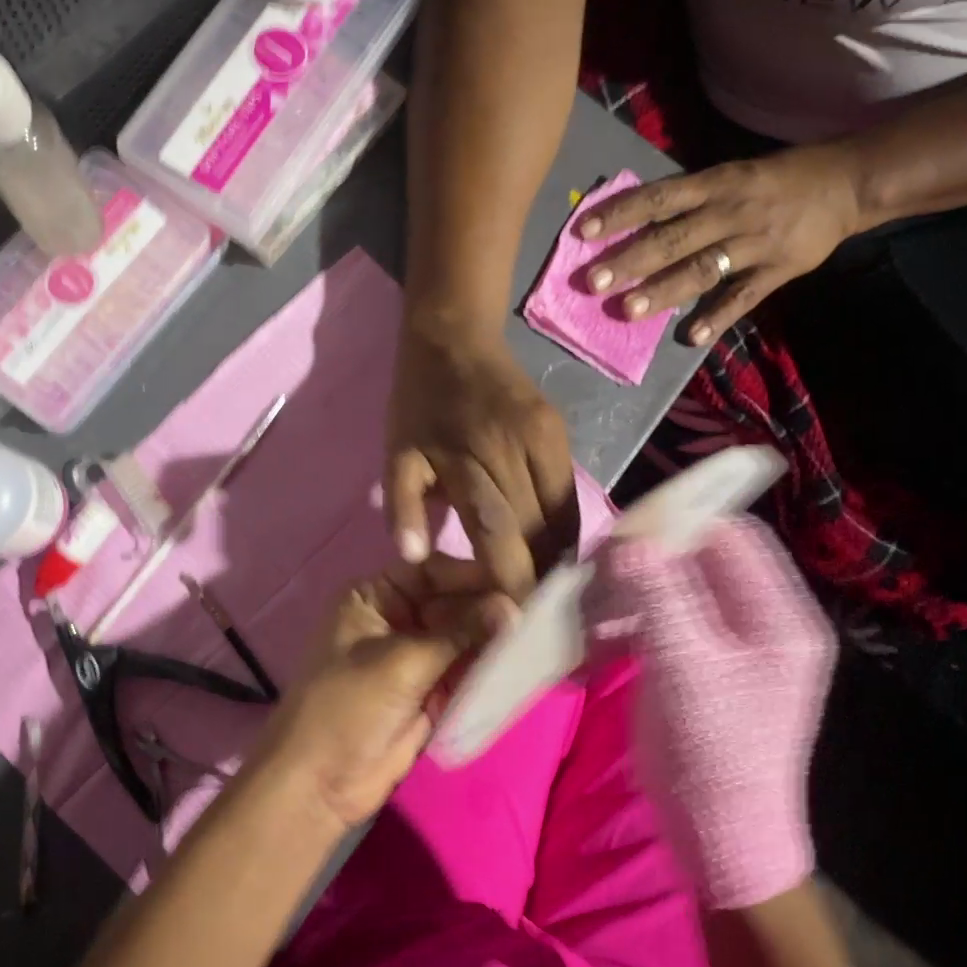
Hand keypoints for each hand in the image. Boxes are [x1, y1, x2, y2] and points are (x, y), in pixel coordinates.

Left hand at [258, 557, 515, 827]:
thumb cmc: (347, 707)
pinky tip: (523, 661)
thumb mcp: (401, 663)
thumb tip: (513, 607)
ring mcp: (415, 656)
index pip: (432, 571)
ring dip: (494, 638)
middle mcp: (397, 617)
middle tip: (534, 613)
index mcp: (375, 597)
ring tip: (535, 635)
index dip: (473, 574)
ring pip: (464, 636)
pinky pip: (466, 670)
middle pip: (453, 602)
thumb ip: (458, 634)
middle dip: (490, 607)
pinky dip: (489, 668)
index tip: (517, 580)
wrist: (320, 784)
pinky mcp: (431, 691)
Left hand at [386, 322, 576, 597]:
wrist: (453, 338)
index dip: (513, 585)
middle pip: (541, 535)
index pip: (501, 538)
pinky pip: (570, 495)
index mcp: (467, 464)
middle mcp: (515, 453)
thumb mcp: (396, 454)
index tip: (516, 627)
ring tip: (555, 598)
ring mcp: (546, 440)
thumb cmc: (418, 405)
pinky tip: (558, 555)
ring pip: (564, 518)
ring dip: (561, 561)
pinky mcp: (561, 432)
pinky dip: (566, 530)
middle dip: (543, 583)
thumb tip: (414, 560)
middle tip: (542, 623)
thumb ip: (401, 507)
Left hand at [576, 145, 866, 347]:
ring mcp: (756, 243)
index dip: (620, 214)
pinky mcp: (779, 270)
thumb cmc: (774, 179)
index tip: (582, 233)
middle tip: (593, 281)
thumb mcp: (730, 175)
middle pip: (674, 237)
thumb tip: (630, 220)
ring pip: (703, 268)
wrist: (849, 183)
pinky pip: (744, 297)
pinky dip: (718, 318)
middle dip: (631, 260)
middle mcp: (731, 211)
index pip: (659, 198)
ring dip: (664, 290)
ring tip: (629, 309)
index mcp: (716, 184)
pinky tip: (691, 338)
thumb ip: (687, 199)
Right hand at [584, 517, 836, 909]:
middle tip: (596, 565)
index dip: (684, 524)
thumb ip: (661, 599)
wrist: (720, 839)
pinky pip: (660, 623)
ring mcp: (724, 646)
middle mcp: (758, 622)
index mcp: (779, 618)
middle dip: (648, 560)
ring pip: (674, 591)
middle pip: (701, 562)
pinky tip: (594, 635)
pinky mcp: (693, 668)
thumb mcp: (688, 670)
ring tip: (588, 603)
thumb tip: (629, 537)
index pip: (736, 538)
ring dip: (631, 593)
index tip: (626, 527)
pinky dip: (628, 623)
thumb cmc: (716, 753)